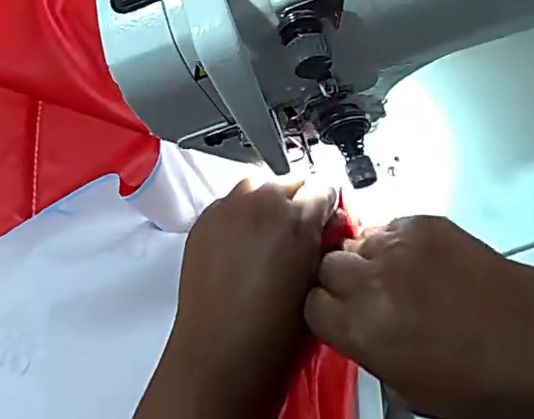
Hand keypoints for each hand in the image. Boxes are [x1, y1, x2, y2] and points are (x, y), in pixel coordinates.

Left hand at [137, 175, 338, 418]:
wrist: (219, 352)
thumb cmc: (270, 334)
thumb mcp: (315, 286)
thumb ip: (324, 245)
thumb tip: (328, 228)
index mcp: (296, 218)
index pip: (323, 187)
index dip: (327, 203)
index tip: (326, 214)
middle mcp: (261, 202)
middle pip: (290, 181)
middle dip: (298, 199)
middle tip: (299, 228)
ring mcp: (229, 206)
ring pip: (257, 185)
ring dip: (267, 201)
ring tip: (268, 234)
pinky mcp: (205, 217)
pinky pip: (229, 202)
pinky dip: (239, 213)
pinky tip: (242, 242)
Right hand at [303, 216, 533, 417]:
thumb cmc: (490, 381)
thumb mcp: (412, 388)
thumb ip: (368, 352)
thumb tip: (351, 330)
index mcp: (364, 329)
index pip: (311, 303)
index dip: (324, 310)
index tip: (334, 314)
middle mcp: (373, 280)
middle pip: (326, 264)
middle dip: (340, 280)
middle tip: (365, 296)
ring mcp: (397, 246)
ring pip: (356, 240)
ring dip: (368, 259)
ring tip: (398, 280)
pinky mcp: (421, 222)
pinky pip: (389, 226)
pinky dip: (398, 243)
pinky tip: (422, 266)